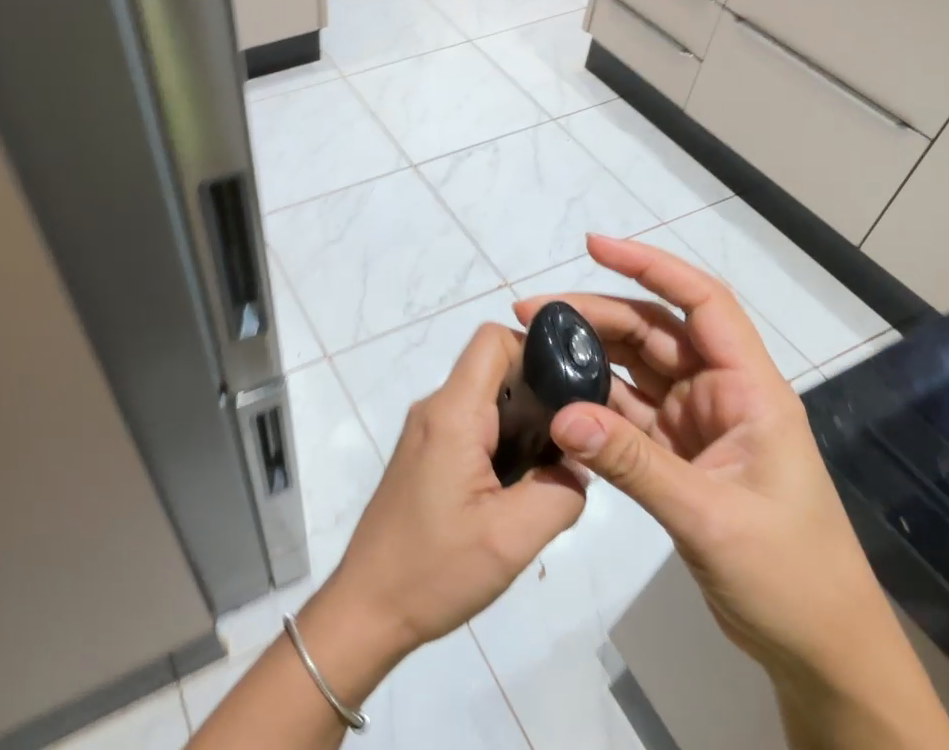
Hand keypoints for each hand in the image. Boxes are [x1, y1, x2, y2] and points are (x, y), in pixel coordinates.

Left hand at [192, 326, 586, 749]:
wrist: (368, 609)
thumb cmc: (434, 570)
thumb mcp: (513, 537)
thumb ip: (561, 491)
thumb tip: (578, 466)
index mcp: (452, 414)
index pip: (494, 340)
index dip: (538, 350)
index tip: (576, 389)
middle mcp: (436, 412)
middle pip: (496, 370)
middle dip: (543, 394)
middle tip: (579, 438)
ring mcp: (429, 436)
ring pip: (489, 403)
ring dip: (527, 426)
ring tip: (558, 469)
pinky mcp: (429, 460)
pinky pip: (475, 431)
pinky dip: (506, 447)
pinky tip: (525, 489)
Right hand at [512, 235, 899, 686]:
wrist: (816, 644)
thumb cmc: (788, 573)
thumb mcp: (708, 515)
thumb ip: (632, 463)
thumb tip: (559, 415)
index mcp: (750, 390)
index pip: (703, 304)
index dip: (652, 266)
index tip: (594, 246)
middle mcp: (721, 395)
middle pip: (655, 332)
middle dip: (596, 315)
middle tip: (530, 313)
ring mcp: (696, 427)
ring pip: (635, 371)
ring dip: (588, 357)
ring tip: (531, 348)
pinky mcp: (677, 459)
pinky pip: (626, 417)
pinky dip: (591, 406)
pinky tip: (553, 400)